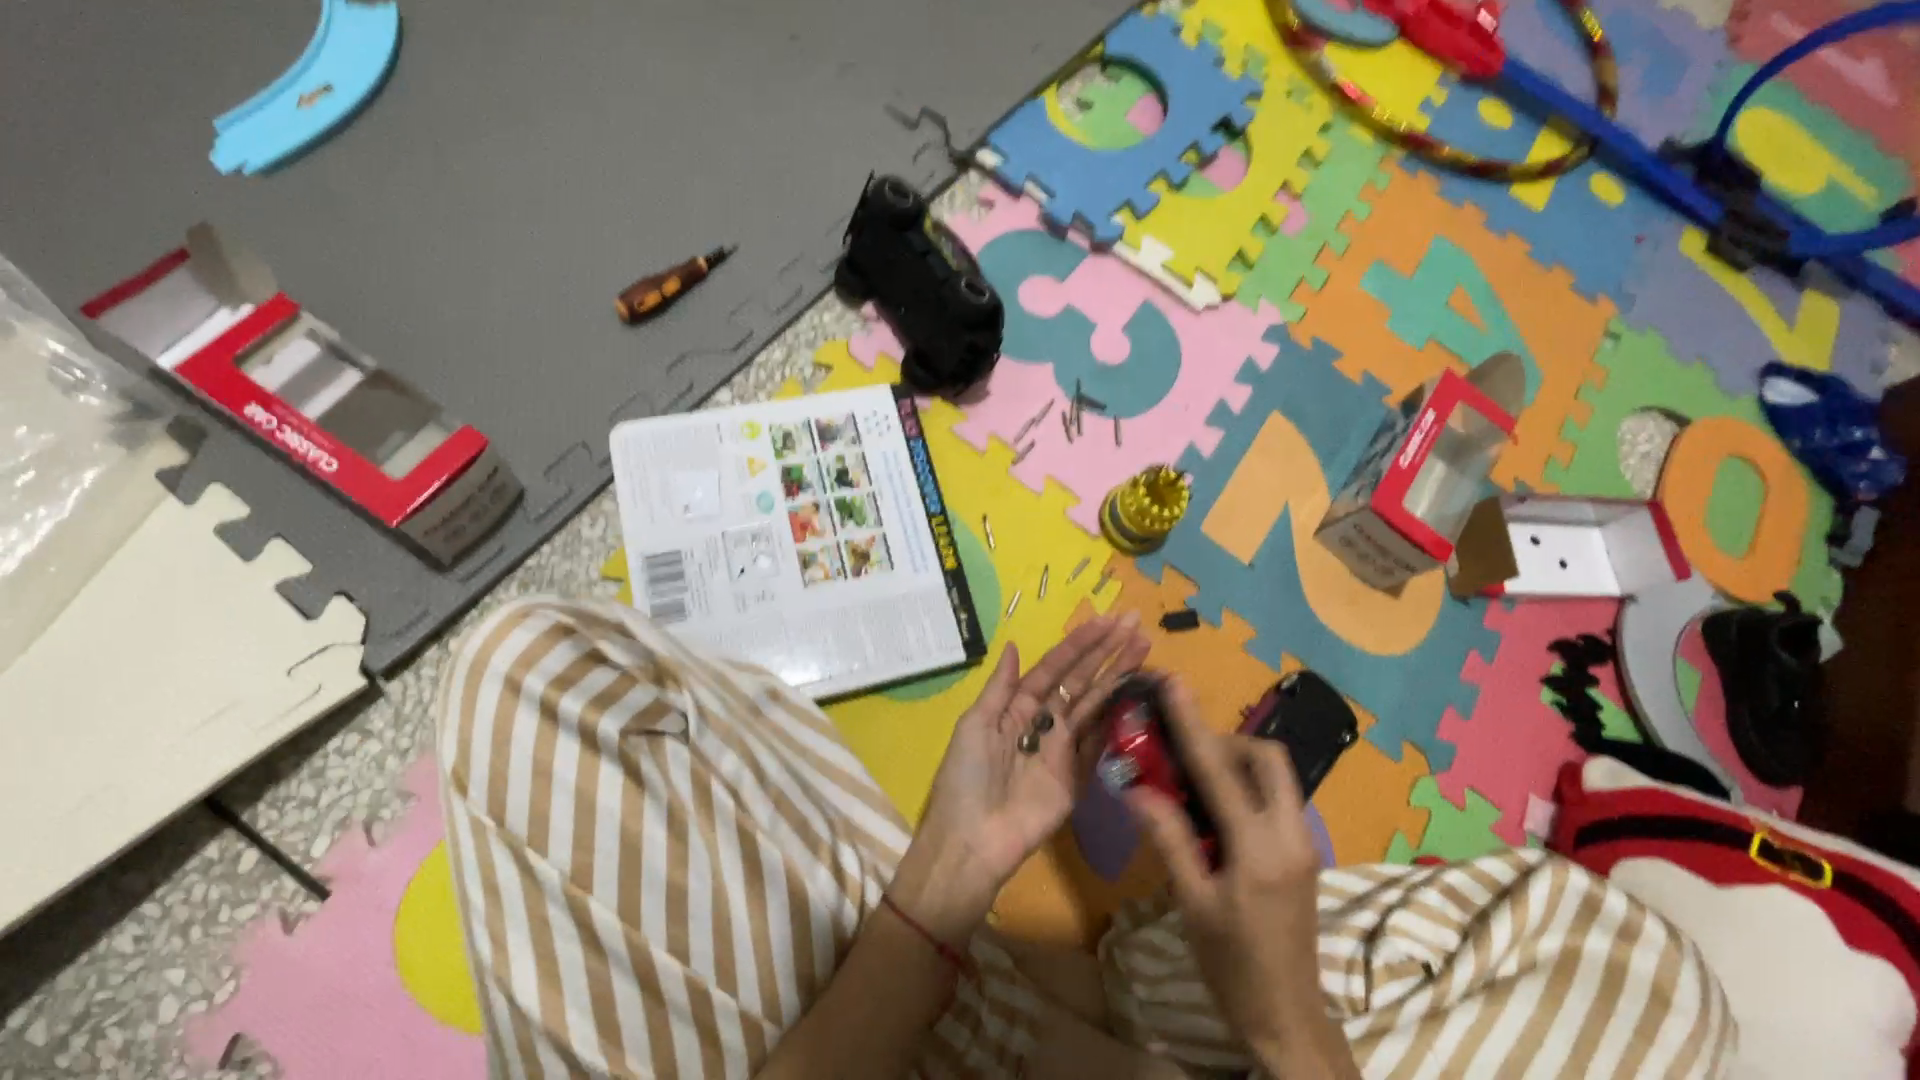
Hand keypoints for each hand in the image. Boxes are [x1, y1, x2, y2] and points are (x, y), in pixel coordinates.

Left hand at [892, 614, 1150, 938]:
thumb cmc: (965, 778)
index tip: (1106, 621)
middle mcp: (1044, 724)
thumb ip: (1001, 688)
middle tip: (1136, 625)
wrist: (973, 840)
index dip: (1078, 645)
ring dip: (1118, 677)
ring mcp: (1063, 750)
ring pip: (1095, 706)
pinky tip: (1137, 693)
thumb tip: (1016, 645)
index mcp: (1016, 708)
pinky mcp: (1078, 778)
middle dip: (1106, 653)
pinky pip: (1100, 743)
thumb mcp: (975, 725)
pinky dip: (1118, 718)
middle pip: (1080, 682)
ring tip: (1144, 649)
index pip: (1053, 669)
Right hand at [1124, 678, 1324, 1056]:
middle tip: (1188, 755)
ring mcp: (1305, 845)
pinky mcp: (1305, 856)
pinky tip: (1216, 814)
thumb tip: (1139, 789)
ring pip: (1279, 779)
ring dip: (1239, 765)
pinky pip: (1279, 802)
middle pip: (1269, 760)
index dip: (1192, 724)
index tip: (1174, 685)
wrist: (1286, 1015)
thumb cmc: (1231, 964)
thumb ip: (1170, 839)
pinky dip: (1248, 790)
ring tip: (1195, 782)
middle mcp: (1292, 835)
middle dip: (1229, 742)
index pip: (1220, 770)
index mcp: (1259, 848)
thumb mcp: (1192, 903)